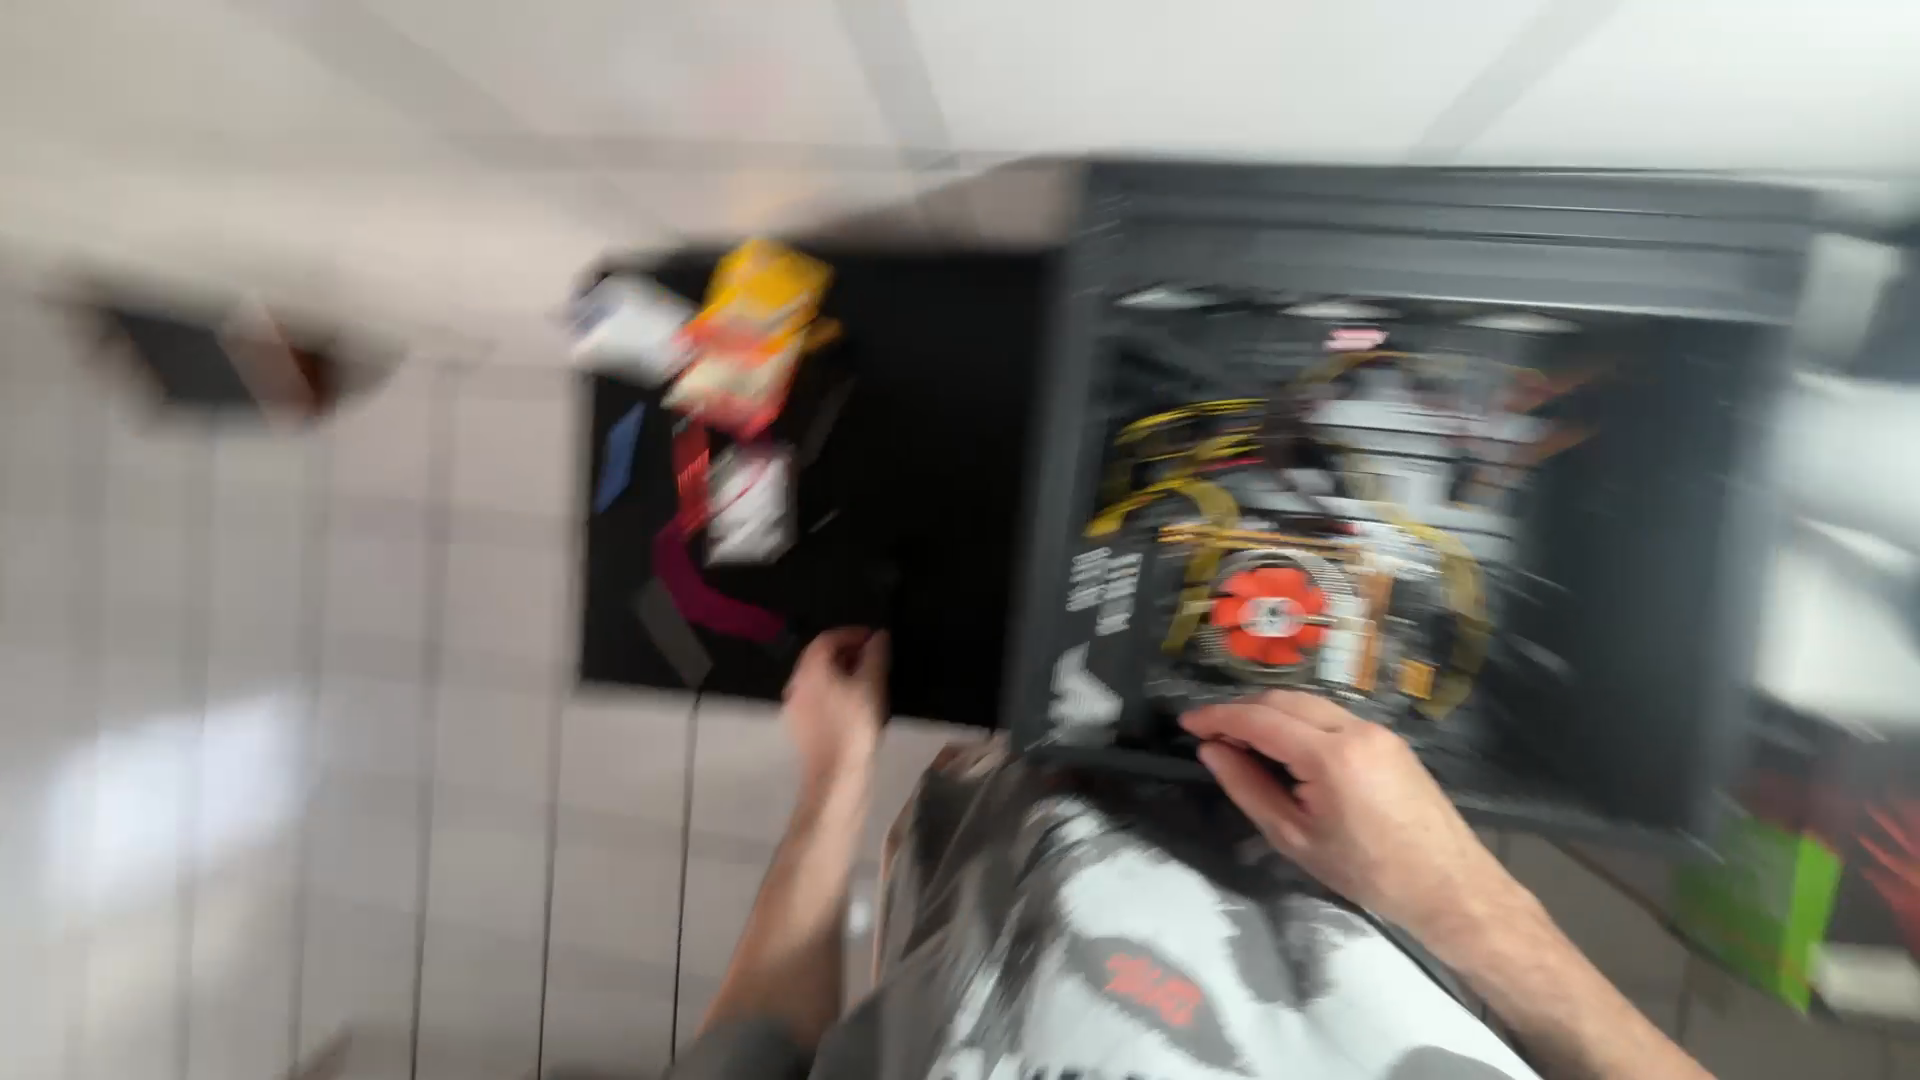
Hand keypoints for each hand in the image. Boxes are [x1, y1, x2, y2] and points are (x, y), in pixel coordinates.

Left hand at [782, 627, 888, 784]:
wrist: (836, 776)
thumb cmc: (855, 725)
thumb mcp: (872, 684)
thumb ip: (876, 654)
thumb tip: (879, 636)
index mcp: (810, 670)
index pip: (827, 638)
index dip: (852, 634)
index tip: (875, 639)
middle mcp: (796, 684)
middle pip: (819, 658)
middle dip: (847, 653)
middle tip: (873, 659)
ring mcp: (794, 707)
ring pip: (818, 679)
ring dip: (841, 673)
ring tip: (867, 681)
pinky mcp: (799, 727)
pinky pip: (816, 699)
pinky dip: (834, 692)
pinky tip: (854, 705)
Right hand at [1182, 691, 1523, 950]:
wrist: (1452, 889)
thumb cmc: (1366, 872)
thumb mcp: (1294, 837)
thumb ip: (1247, 787)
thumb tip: (1210, 750)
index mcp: (1330, 756)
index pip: (1259, 719)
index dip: (1217, 717)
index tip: (1186, 723)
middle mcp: (1354, 728)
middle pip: (1281, 699)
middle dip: (1240, 709)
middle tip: (1211, 734)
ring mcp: (1376, 729)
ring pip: (1306, 702)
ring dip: (1268, 712)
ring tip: (1242, 740)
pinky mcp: (1387, 738)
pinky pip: (1329, 715)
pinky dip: (1296, 720)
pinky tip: (1284, 745)